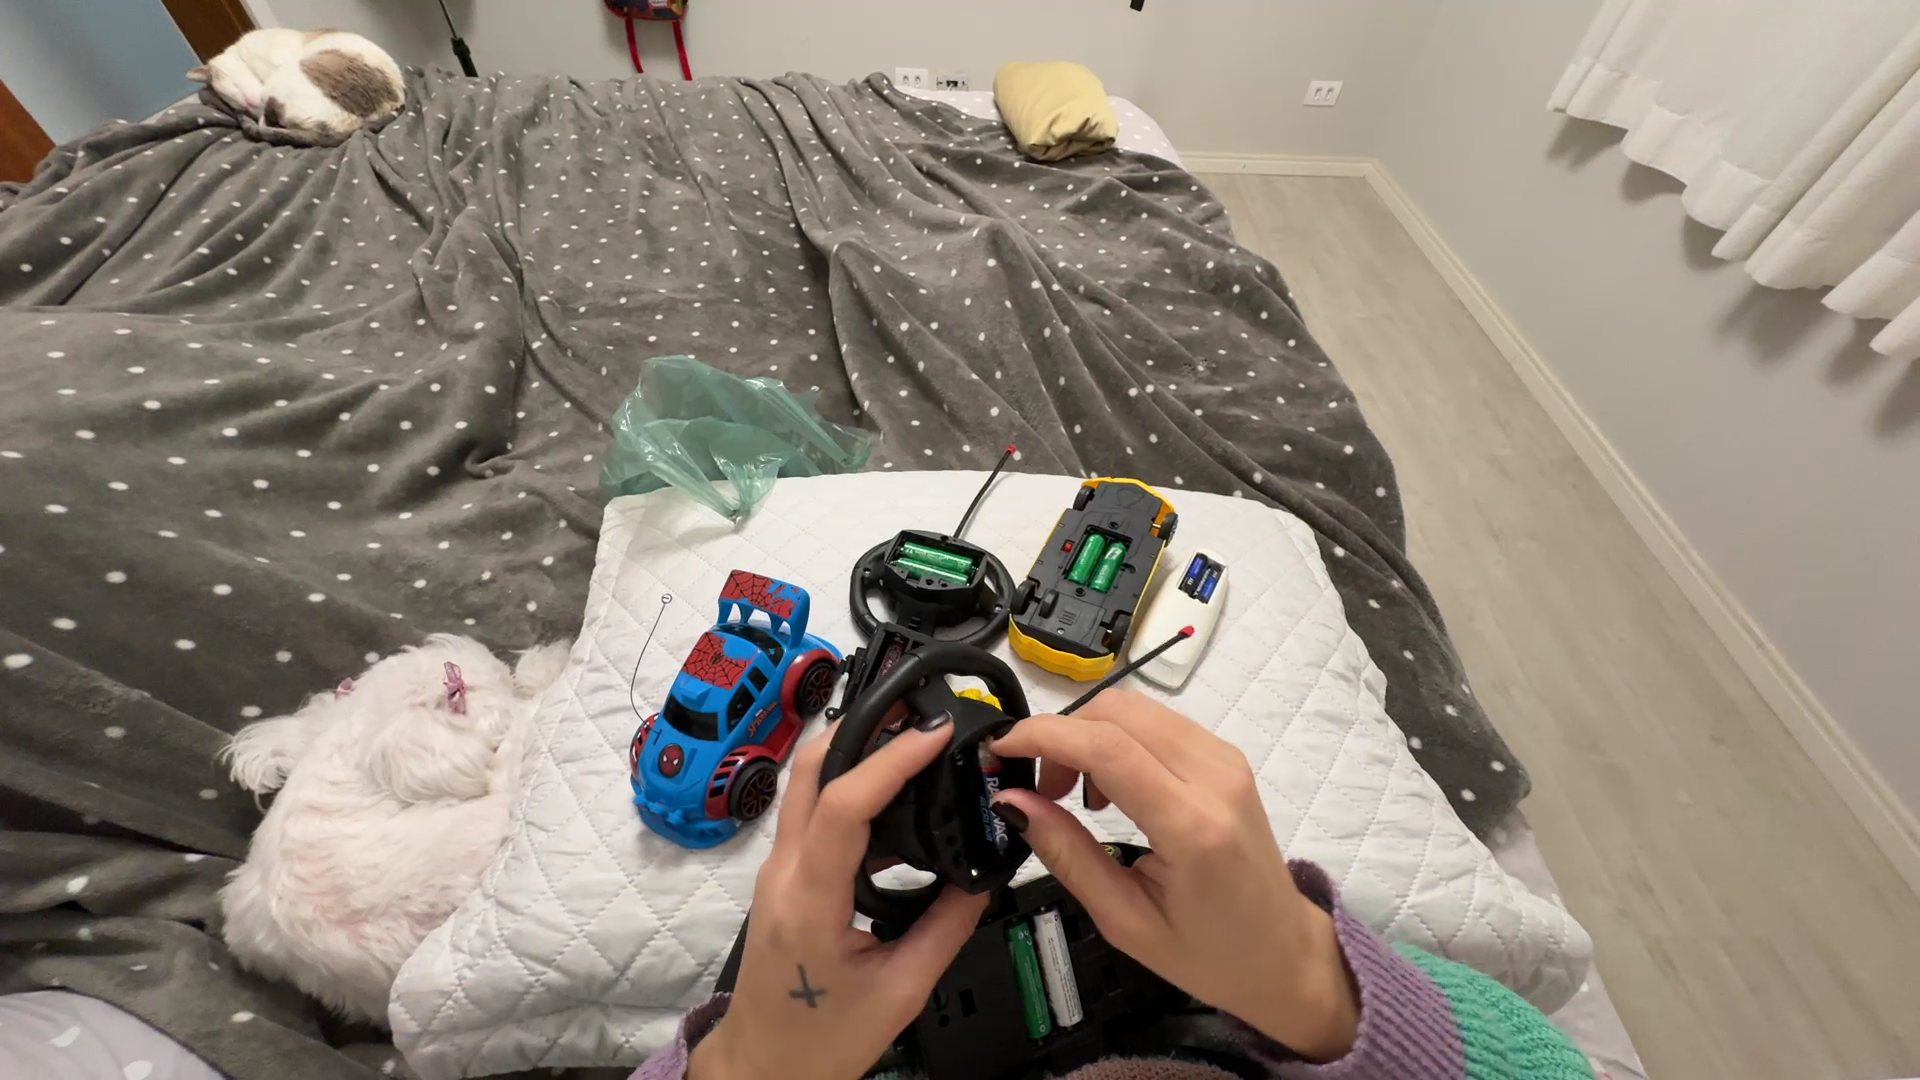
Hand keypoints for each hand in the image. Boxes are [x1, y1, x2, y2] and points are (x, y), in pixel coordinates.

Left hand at [691, 723, 990, 1079]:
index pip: (843, 805)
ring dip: (854, 745)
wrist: (761, 1068)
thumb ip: (947, 925)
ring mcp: (779, 865)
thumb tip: (984, 871)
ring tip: (911, 735)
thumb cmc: (823, 1041)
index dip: (891, 759)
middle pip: (809, 768)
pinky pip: (814, 807)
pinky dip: (851, 780)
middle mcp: (784, 869)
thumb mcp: (902, 991)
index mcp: (810, 900)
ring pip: (806, 780)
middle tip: (914, 704)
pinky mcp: (787, 870)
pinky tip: (893, 788)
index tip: (936, 730)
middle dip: (861, 724)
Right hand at [990, 689, 1359, 1061]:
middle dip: (1061, 734)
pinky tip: (1109, 783)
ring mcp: (1223, 756)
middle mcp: (1213, 775)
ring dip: (1086, 733)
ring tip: (1075, 792)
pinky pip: (1153, 719)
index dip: (1045, 736)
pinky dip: (1113, 736)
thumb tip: (1010, 799)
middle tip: (1042, 787)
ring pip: (1132, 707)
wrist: (1285, 952)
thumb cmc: (1207, 954)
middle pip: (1116, 711)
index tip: (1001, 749)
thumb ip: (1065, 852)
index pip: (1107, 748)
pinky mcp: (1222, 752)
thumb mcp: (1123, 920)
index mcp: (1192, 826)